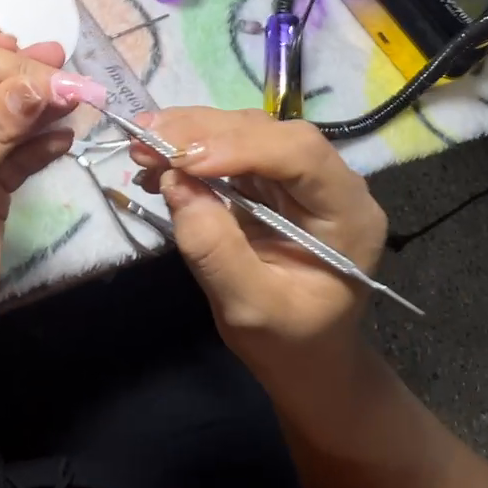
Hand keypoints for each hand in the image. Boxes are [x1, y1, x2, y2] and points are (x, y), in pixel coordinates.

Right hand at [129, 109, 386, 378]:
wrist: (302, 356)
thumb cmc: (288, 341)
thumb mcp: (251, 309)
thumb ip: (217, 251)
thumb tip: (176, 184)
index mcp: (347, 213)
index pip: (301, 155)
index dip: (241, 147)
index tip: (183, 161)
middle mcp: (328, 181)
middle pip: (268, 133)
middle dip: (203, 133)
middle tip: (144, 140)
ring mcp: (295, 176)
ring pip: (243, 131)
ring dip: (188, 133)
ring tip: (140, 145)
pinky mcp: (266, 177)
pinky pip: (226, 146)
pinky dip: (187, 149)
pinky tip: (154, 163)